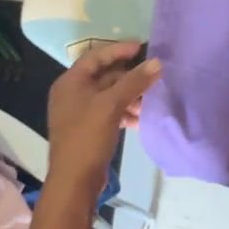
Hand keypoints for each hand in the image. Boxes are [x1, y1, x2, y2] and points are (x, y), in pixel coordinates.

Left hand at [46, 40, 161, 190]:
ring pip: (110, 95)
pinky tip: (142, 119)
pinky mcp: (90, 129)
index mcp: (70, 82)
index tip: (143, 47)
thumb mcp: (111, 106)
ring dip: (131, 96)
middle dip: (130, 77)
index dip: (119, 50)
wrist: (75, 180)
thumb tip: (157, 63)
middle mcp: (73, 93)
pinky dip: (126, 112)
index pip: (96, 56)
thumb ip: (134, 82)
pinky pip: (111, 112)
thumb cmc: (87, 137)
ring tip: (152, 100)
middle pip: (105, 76)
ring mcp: (81, 112)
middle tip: (154, 75)